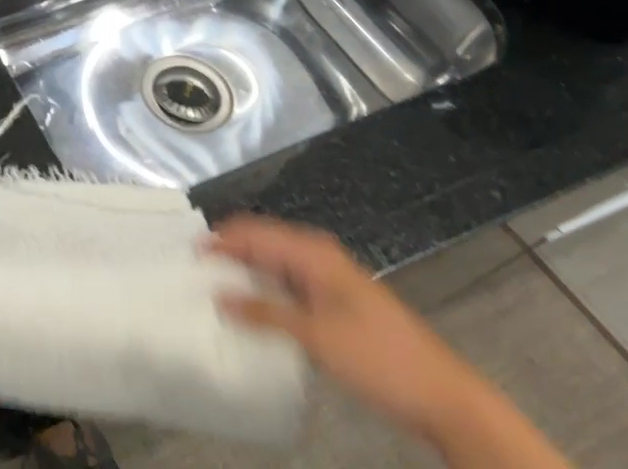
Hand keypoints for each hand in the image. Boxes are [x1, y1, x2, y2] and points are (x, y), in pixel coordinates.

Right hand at [207, 216, 496, 438]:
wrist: (441, 395)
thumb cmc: (378, 357)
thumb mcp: (316, 336)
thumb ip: (264, 313)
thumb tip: (219, 296)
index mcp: (314, 253)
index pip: (254, 232)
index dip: (220, 239)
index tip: (186, 255)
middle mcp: (319, 257)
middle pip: (262, 242)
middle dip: (229, 252)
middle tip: (192, 272)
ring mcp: (328, 280)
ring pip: (274, 263)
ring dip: (245, 273)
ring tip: (211, 289)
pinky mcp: (333, 302)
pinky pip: (287, 283)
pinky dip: (264, 290)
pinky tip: (248, 309)